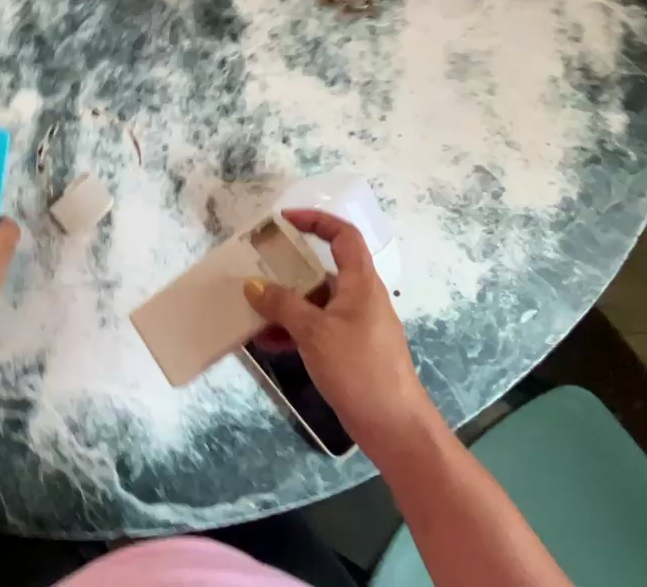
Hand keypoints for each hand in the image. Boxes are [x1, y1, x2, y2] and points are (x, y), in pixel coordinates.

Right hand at [245, 210, 437, 457]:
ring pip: (316, 301)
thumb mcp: (314, 332)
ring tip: (253, 307)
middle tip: (257, 266)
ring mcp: (355, 326)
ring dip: (285, 303)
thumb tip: (252, 285)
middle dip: (288, 268)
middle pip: (323, 269)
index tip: (284, 220)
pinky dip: (292, 330)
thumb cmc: (360, 369)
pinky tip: (267, 342)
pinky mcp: (349, 351)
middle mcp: (360, 298)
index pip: (343, 236)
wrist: (395, 427)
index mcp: (361, 283)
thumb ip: (282, 304)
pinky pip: (315, 328)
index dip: (316, 220)